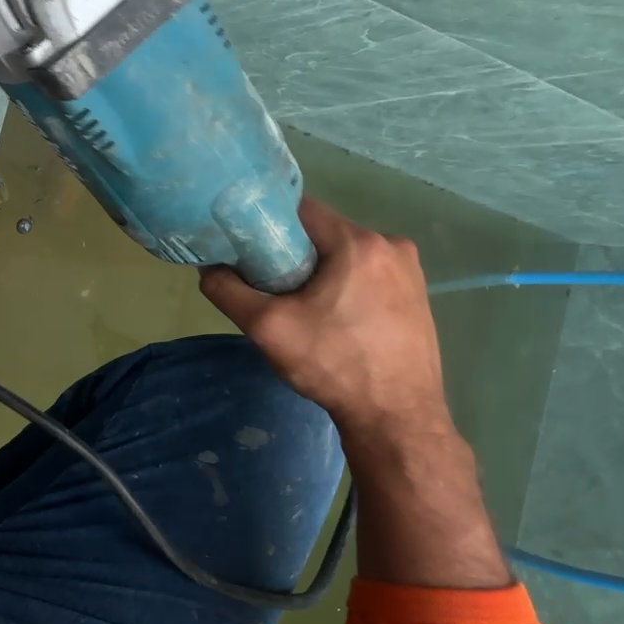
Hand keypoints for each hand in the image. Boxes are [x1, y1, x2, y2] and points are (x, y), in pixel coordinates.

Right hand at [199, 199, 448, 441]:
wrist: (396, 415)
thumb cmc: (332, 362)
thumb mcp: (264, 325)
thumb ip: (226, 289)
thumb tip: (208, 268)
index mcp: (359, 243)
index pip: (298, 208)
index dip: (263, 220)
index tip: (240, 243)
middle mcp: (391, 245)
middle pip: (320, 230)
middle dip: (286, 247)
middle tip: (259, 278)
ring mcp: (409, 269)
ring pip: (340, 251)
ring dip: (312, 266)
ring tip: (288, 297)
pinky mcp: (415, 292)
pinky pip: (362, 270)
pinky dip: (337, 280)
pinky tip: (323, 311)